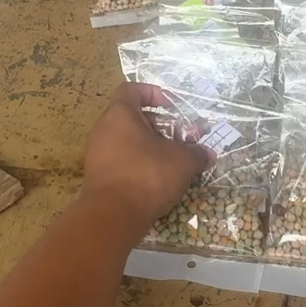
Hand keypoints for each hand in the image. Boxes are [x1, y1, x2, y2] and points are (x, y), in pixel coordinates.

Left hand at [81, 82, 211, 228]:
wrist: (113, 216)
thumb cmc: (148, 175)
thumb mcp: (183, 161)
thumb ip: (197, 153)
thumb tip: (208, 154)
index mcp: (120, 115)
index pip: (132, 90)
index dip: (153, 93)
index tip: (172, 106)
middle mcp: (104, 130)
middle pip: (132, 118)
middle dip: (159, 125)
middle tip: (179, 138)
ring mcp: (97, 154)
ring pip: (127, 141)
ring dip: (150, 146)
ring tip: (173, 160)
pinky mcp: (98, 176)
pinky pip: (121, 160)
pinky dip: (139, 163)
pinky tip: (158, 179)